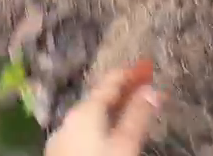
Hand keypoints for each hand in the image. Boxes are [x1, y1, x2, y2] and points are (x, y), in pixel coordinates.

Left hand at [45, 62, 161, 155]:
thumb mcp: (126, 144)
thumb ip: (139, 114)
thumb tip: (152, 89)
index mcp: (84, 111)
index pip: (112, 80)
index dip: (133, 72)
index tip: (151, 67)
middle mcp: (68, 120)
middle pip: (101, 98)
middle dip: (125, 92)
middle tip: (147, 89)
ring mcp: (61, 141)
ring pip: (93, 117)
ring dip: (115, 111)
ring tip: (135, 111)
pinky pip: (85, 133)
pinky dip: (103, 127)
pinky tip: (113, 136)